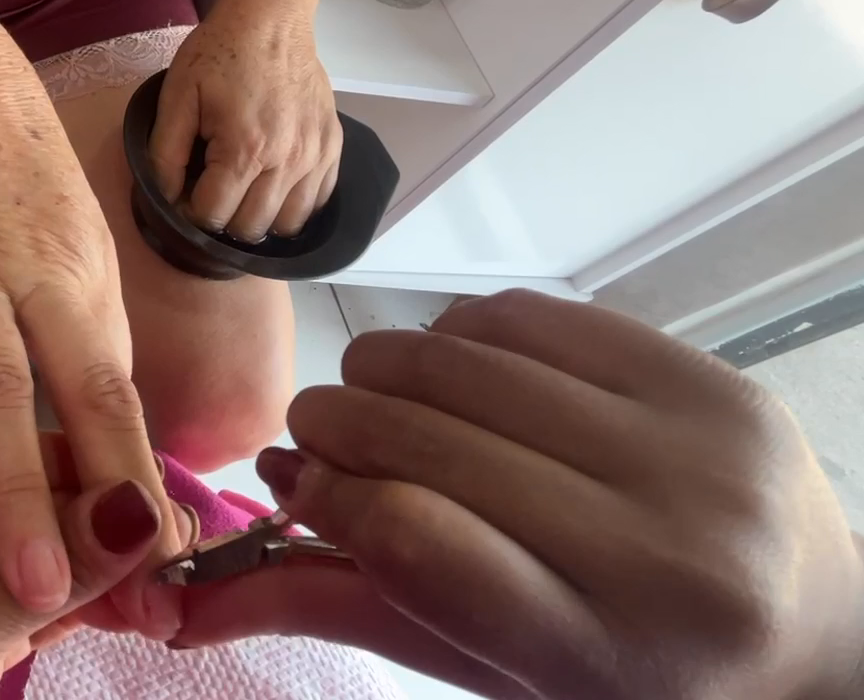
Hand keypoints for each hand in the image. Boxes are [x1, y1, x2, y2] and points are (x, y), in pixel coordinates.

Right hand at [0, 26, 182, 632]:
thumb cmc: (17, 157)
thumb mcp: (74, 231)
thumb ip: (83, 318)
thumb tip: (99, 406)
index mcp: (86, 275)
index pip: (121, 394)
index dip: (140, 477)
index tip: (156, 556)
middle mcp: (39, 278)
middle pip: (77, 400)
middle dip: (95, 504)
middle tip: (109, 602)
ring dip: (6, 484)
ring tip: (17, 577)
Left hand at [0, 433, 169, 698]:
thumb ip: (55, 563)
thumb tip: (143, 504)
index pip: (21, 452)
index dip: (95, 473)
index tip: (162, 510)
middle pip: (48, 502)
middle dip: (114, 529)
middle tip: (183, 562)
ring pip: (59, 555)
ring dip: (117, 573)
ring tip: (177, 592)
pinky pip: (56, 600)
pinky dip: (101, 606)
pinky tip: (148, 610)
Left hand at [149, 7, 339, 241]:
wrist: (271, 19)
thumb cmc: (218, 54)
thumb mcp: (176, 97)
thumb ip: (164, 152)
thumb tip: (164, 197)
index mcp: (245, 151)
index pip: (212, 216)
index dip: (187, 212)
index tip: (180, 192)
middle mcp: (287, 162)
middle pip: (250, 228)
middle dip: (221, 221)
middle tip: (206, 191)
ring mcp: (316, 157)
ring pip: (287, 224)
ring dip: (257, 219)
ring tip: (238, 192)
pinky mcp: (333, 147)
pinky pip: (316, 202)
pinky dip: (291, 206)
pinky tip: (269, 188)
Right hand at [175, 290, 863, 699]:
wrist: (818, 640)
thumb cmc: (607, 664)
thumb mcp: (463, 657)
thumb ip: (320, 606)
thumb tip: (177, 600)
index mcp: (605, 650)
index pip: (403, 534)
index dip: (328, 497)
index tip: (311, 491)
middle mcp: (671, 548)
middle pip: (407, 433)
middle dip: (333, 426)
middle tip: (337, 441)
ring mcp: (698, 447)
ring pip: (437, 356)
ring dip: (379, 373)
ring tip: (401, 408)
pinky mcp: (701, 372)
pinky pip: (505, 313)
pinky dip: (453, 338)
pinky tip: (474, 382)